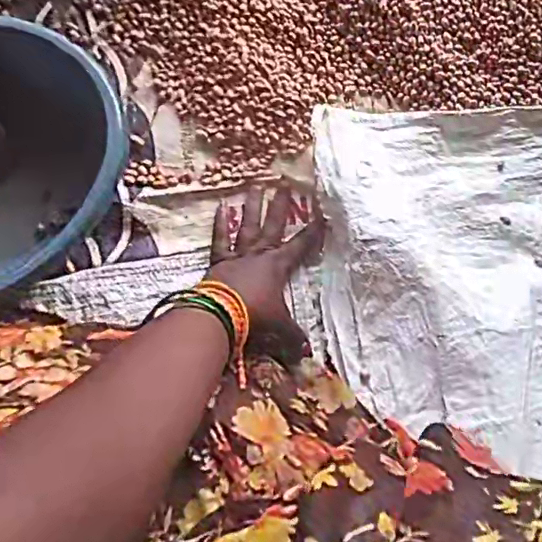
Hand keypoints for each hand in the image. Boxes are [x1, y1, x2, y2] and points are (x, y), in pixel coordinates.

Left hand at [205, 184, 323, 340]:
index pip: (301, 246)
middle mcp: (259, 255)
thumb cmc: (255, 319)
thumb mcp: (280, 330)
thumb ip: (293, 339)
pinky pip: (219, 240)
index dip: (314, 232)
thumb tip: (306, 357)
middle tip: (285, 184)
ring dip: (252, 206)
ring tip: (255, 185)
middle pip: (273, 226)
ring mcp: (237, 256)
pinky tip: (220, 206)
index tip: (323, 216)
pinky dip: (219, 224)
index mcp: (278, 267)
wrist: (219, 316)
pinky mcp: (217, 262)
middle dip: (281, 206)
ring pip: (247, 226)